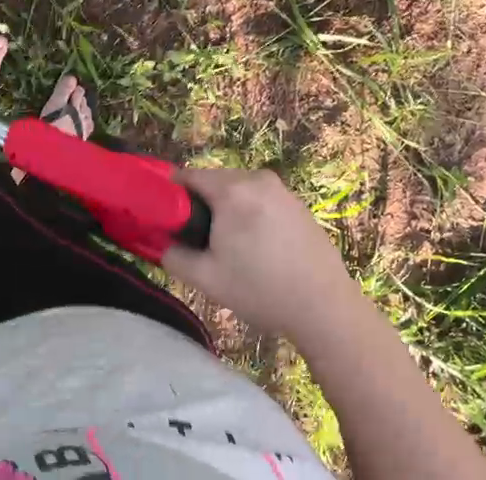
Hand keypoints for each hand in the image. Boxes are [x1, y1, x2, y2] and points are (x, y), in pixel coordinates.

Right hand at [162, 168, 361, 342]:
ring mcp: (281, 190)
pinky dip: (251, 215)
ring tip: (231, 246)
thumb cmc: (261, 290)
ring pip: (238, 190)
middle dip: (201, 204)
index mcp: (231, 189)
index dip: (171, 196)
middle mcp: (256, 179)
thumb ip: (172, 255)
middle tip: (200, 239)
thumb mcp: (206, 278)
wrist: (326, 309)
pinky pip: (260, 199)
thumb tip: (159, 242)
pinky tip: (258, 247)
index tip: (169, 221)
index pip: (186, 176)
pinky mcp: (298, 204)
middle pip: (213, 181)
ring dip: (227, 210)